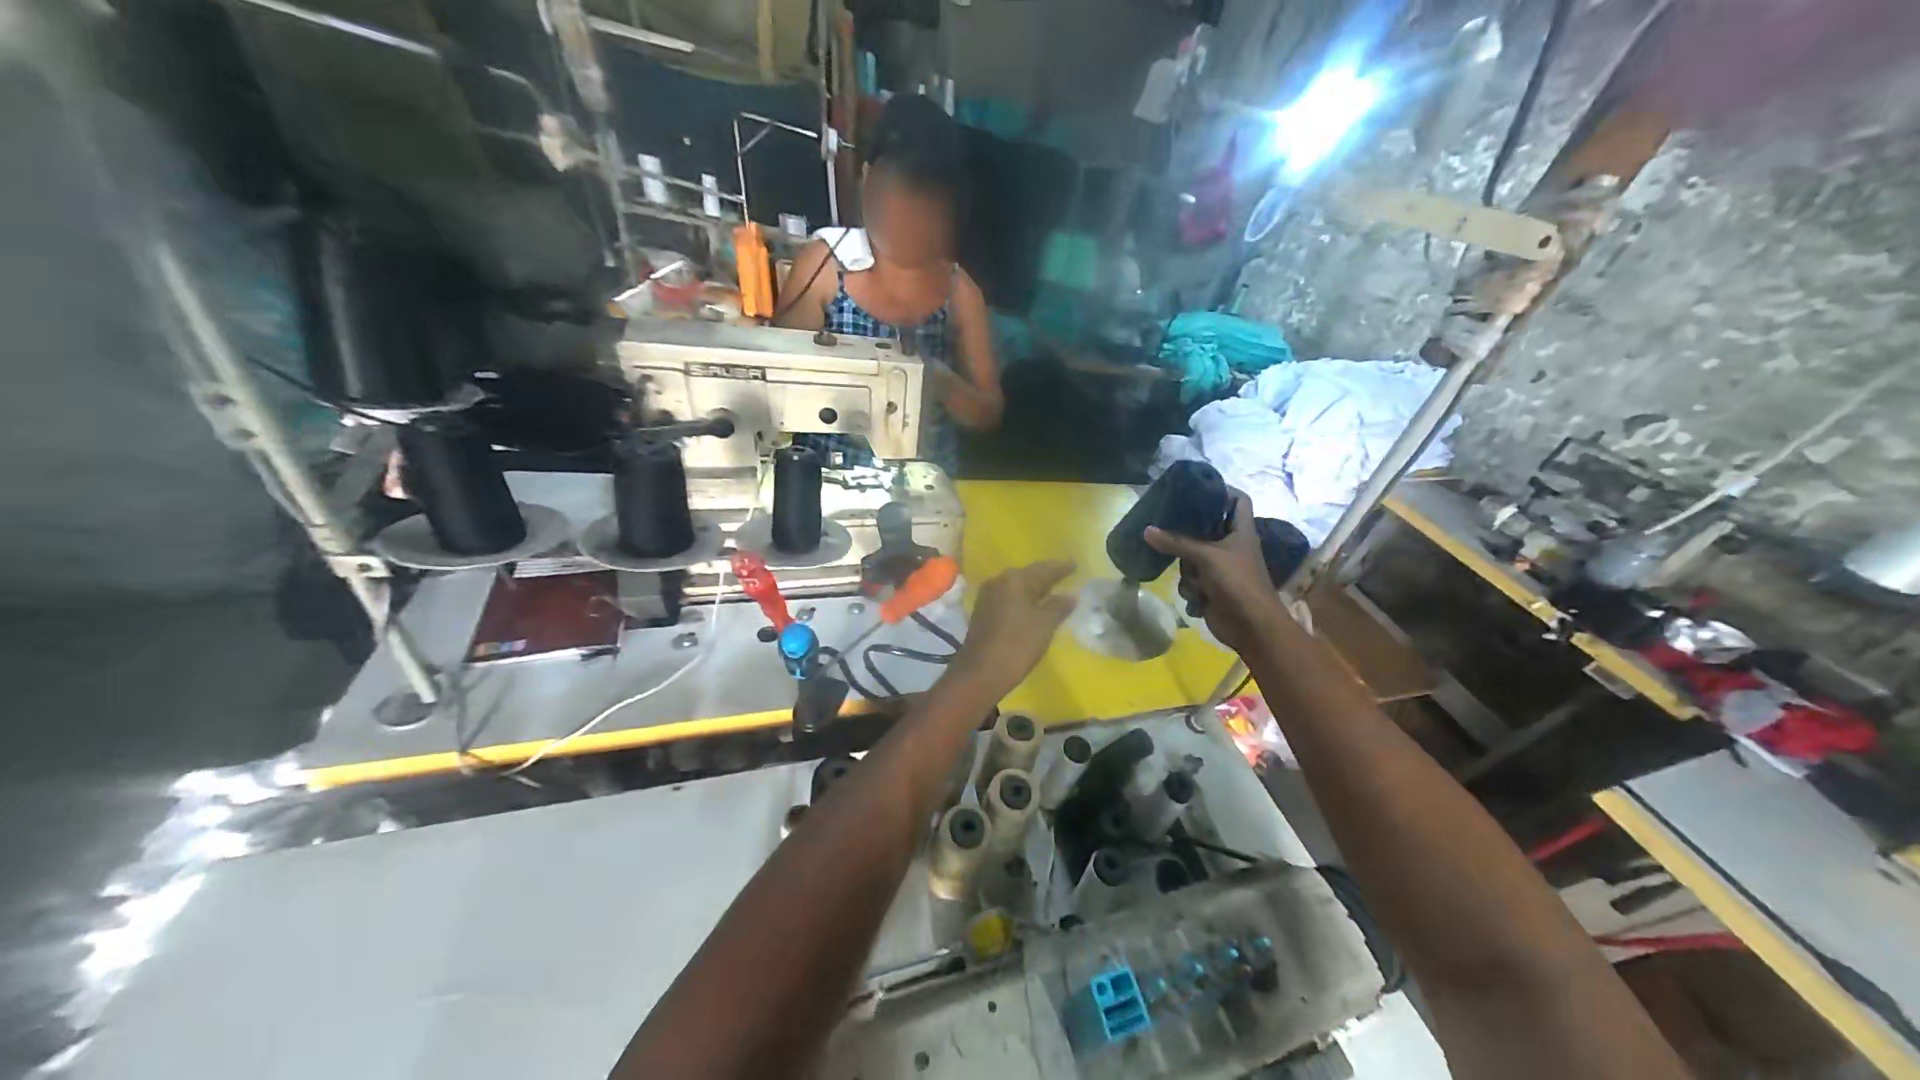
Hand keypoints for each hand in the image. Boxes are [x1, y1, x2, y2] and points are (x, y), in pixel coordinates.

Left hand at [948, 560, 1076, 700]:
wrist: (981, 672)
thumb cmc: (1017, 645)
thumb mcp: (1045, 625)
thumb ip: (1059, 606)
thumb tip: (1071, 595)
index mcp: (1015, 580)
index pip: (1044, 569)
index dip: (1061, 568)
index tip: (1075, 564)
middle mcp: (999, 582)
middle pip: (1028, 575)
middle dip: (1046, 576)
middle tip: (1065, 576)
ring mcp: (988, 596)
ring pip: (1016, 587)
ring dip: (1034, 589)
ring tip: (1052, 590)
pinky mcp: (982, 612)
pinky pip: (1008, 598)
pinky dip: (1022, 600)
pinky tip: (1032, 606)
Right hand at [1144, 491, 1288, 654]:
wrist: (1252, 626)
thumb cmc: (1238, 583)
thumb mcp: (1206, 557)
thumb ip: (1176, 543)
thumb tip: (1147, 530)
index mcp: (1241, 531)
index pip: (1238, 500)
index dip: (1221, 491)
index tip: (1196, 488)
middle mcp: (1231, 547)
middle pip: (1206, 530)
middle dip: (1188, 535)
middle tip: (1164, 524)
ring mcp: (1221, 569)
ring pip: (1193, 559)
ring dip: (1190, 572)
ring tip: (1196, 580)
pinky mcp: (1212, 589)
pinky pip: (1192, 581)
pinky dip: (1193, 590)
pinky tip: (1198, 599)